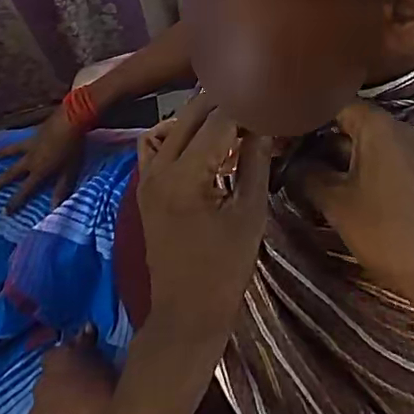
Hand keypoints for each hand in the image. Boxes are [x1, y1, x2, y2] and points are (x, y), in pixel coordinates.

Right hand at [0, 110, 84, 213]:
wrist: (69, 121)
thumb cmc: (72, 149)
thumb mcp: (69, 172)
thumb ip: (61, 190)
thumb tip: (53, 209)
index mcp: (39, 172)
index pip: (24, 191)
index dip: (14, 202)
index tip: (3, 212)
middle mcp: (30, 160)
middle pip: (11, 173)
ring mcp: (31, 144)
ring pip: (13, 151)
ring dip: (3, 154)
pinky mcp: (35, 132)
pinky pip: (22, 138)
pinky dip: (17, 138)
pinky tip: (16, 135)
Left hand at [26, 327, 114, 413]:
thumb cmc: (112, 386)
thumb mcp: (106, 356)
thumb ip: (90, 343)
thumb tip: (85, 329)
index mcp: (57, 357)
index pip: (58, 352)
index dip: (71, 357)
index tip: (86, 363)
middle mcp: (40, 382)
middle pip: (47, 380)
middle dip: (61, 384)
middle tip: (82, 391)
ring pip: (43, 408)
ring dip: (55, 409)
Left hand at [136, 94, 271, 337]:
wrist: (186, 313)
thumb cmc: (225, 268)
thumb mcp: (249, 214)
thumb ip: (255, 163)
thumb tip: (265, 125)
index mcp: (185, 176)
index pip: (218, 122)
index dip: (246, 108)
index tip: (268, 100)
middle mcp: (159, 168)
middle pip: (191, 115)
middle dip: (224, 103)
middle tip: (255, 102)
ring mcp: (146, 176)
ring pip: (172, 126)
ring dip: (200, 115)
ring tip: (232, 118)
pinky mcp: (145, 186)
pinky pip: (155, 145)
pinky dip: (176, 133)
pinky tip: (201, 140)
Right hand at [287, 100, 413, 299]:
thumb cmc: (384, 230)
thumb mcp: (335, 202)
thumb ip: (307, 175)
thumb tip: (288, 163)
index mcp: (377, 124)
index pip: (330, 101)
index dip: (301, 114)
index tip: (276, 130)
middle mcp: (393, 129)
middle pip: (344, 119)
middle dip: (312, 134)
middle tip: (280, 150)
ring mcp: (403, 151)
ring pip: (356, 141)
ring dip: (328, 153)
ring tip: (293, 168)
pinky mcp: (407, 174)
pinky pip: (370, 157)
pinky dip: (347, 165)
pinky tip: (323, 183)